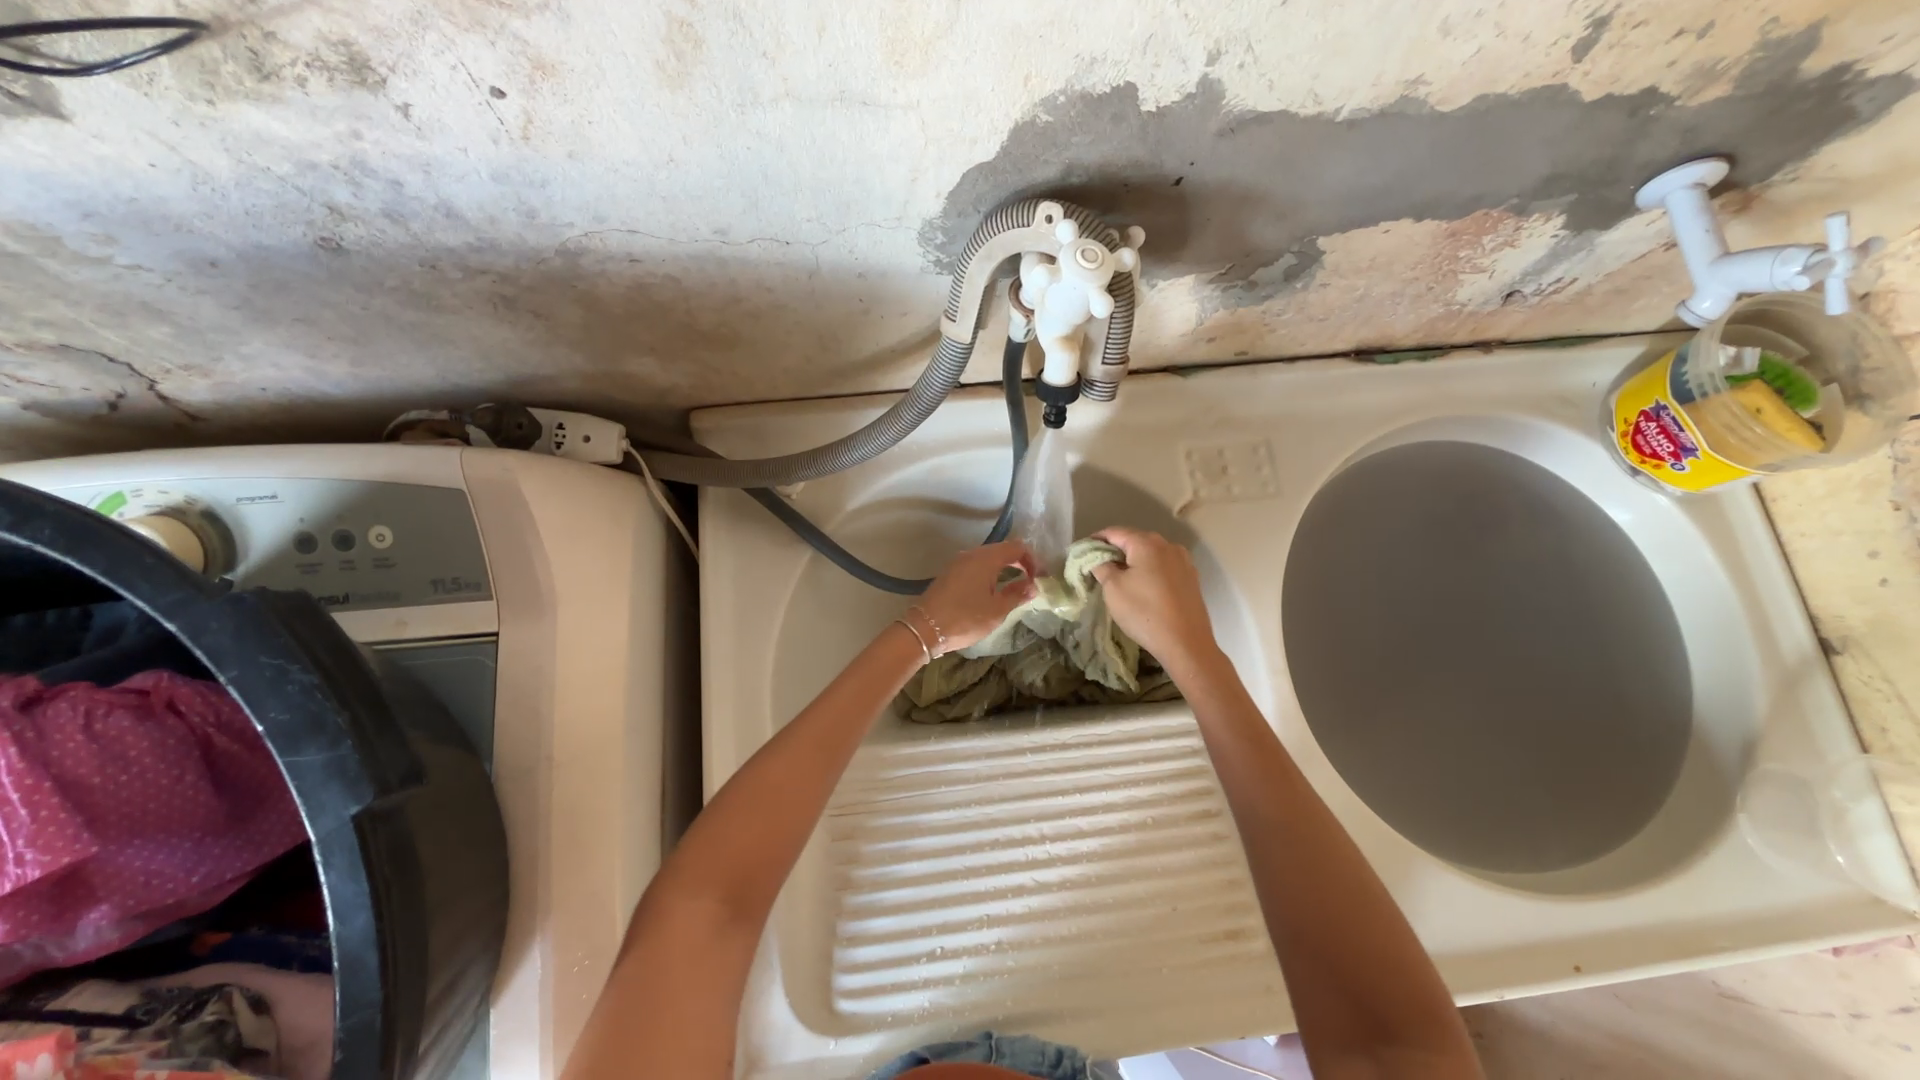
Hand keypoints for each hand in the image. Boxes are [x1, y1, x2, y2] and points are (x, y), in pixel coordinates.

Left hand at [912, 541, 1036, 653]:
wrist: (924, 629)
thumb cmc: (965, 619)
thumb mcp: (997, 610)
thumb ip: (1017, 594)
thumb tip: (1033, 585)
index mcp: (986, 559)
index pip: (1017, 547)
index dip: (1033, 560)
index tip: (1040, 579)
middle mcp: (971, 554)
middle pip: (1002, 550)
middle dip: (1020, 562)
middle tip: (1031, 582)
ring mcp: (958, 563)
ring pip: (988, 558)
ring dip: (1004, 568)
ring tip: (1015, 587)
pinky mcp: (950, 574)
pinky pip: (976, 566)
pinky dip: (989, 573)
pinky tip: (993, 589)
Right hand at [1090, 527, 1217, 671]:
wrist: (1185, 643)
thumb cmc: (1144, 612)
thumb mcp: (1113, 588)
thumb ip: (1101, 565)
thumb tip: (1098, 558)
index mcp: (1147, 543)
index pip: (1114, 532)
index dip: (1095, 540)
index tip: (1083, 552)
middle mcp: (1168, 545)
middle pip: (1135, 540)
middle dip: (1115, 550)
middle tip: (1098, 565)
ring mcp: (1183, 561)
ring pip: (1151, 554)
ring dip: (1134, 561)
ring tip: (1120, 577)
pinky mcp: (1191, 578)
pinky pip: (1164, 567)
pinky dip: (1149, 571)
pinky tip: (1143, 586)